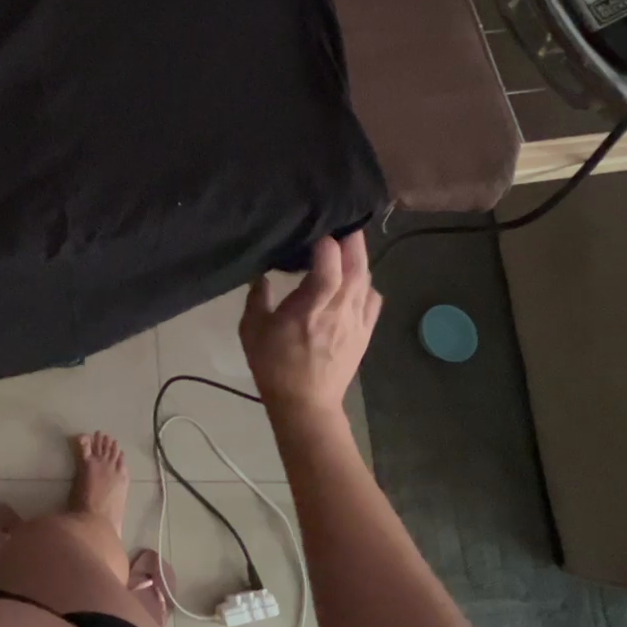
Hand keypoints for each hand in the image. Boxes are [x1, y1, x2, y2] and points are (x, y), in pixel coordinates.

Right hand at [239, 231, 381, 422]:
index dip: (326, 242)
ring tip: (348, 244)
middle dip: (351, 241)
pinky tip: (357, 280)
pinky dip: (367, 283)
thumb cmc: (274, 366)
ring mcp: (357, 321)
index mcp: (311, 307)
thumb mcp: (252, 329)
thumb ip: (257, 297)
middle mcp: (340, 310)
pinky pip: (373, 299)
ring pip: (367, 280)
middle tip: (342, 221)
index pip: (328, 266)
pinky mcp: (365, 333)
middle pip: (356, 267)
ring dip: (359, 259)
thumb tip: (262, 275)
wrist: (305, 404)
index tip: (316, 228)